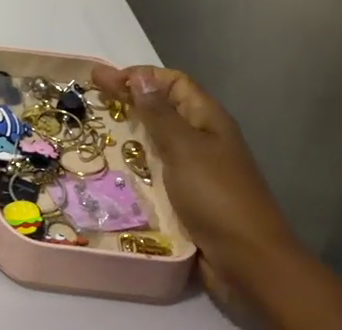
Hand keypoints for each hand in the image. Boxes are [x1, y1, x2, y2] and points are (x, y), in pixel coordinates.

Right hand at [92, 65, 302, 304]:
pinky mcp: (188, 200)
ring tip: (96, 137)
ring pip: (157, 143)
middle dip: (128, 103)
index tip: (103, 81)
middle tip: (91, 104)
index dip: (139, 76)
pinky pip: (157, 174)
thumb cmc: (216, 196)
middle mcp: (203, 140)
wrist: (249, 264)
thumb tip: (139, 76)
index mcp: (208, 119)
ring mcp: (197, 171)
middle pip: (163, 110)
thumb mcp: (184, 148)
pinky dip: (136, 169)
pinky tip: (114, 172)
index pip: (172, 82)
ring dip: (129, 137)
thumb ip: (159, 113)